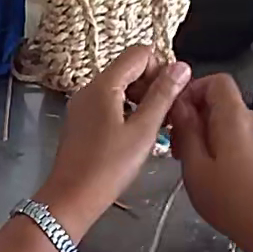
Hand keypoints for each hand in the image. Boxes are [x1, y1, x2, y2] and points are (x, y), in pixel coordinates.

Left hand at [38, 46, 190, 236]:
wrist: (71, 198)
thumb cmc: (108, 167)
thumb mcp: (143, 131)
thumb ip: (163, 96)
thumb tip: (181, 67)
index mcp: (104, 85)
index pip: (139, 53)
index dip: (161, 68)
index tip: (171, 96)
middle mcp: (89, 89)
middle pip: (128, 69)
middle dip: (152, 85)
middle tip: (166, 115)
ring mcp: (82, 106)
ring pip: (118, 88)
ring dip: (140, 100)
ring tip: (154, 128)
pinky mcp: (80, 122)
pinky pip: (107, 105)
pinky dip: (125, 112)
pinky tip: (135, 136)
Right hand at [168, 74, 252, 251]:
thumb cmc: (230, 200)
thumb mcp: (195, 167)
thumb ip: (186, 131)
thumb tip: (179, 107)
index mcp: (234, 117)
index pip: (216, 81)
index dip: (191, 91)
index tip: (174, 115)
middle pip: (221, 101)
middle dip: (195, 116)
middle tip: (177, 146)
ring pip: (228, 121)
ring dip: (206, 134)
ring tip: (192, 164)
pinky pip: (239, 137)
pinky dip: (221, 145)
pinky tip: (212, 173)